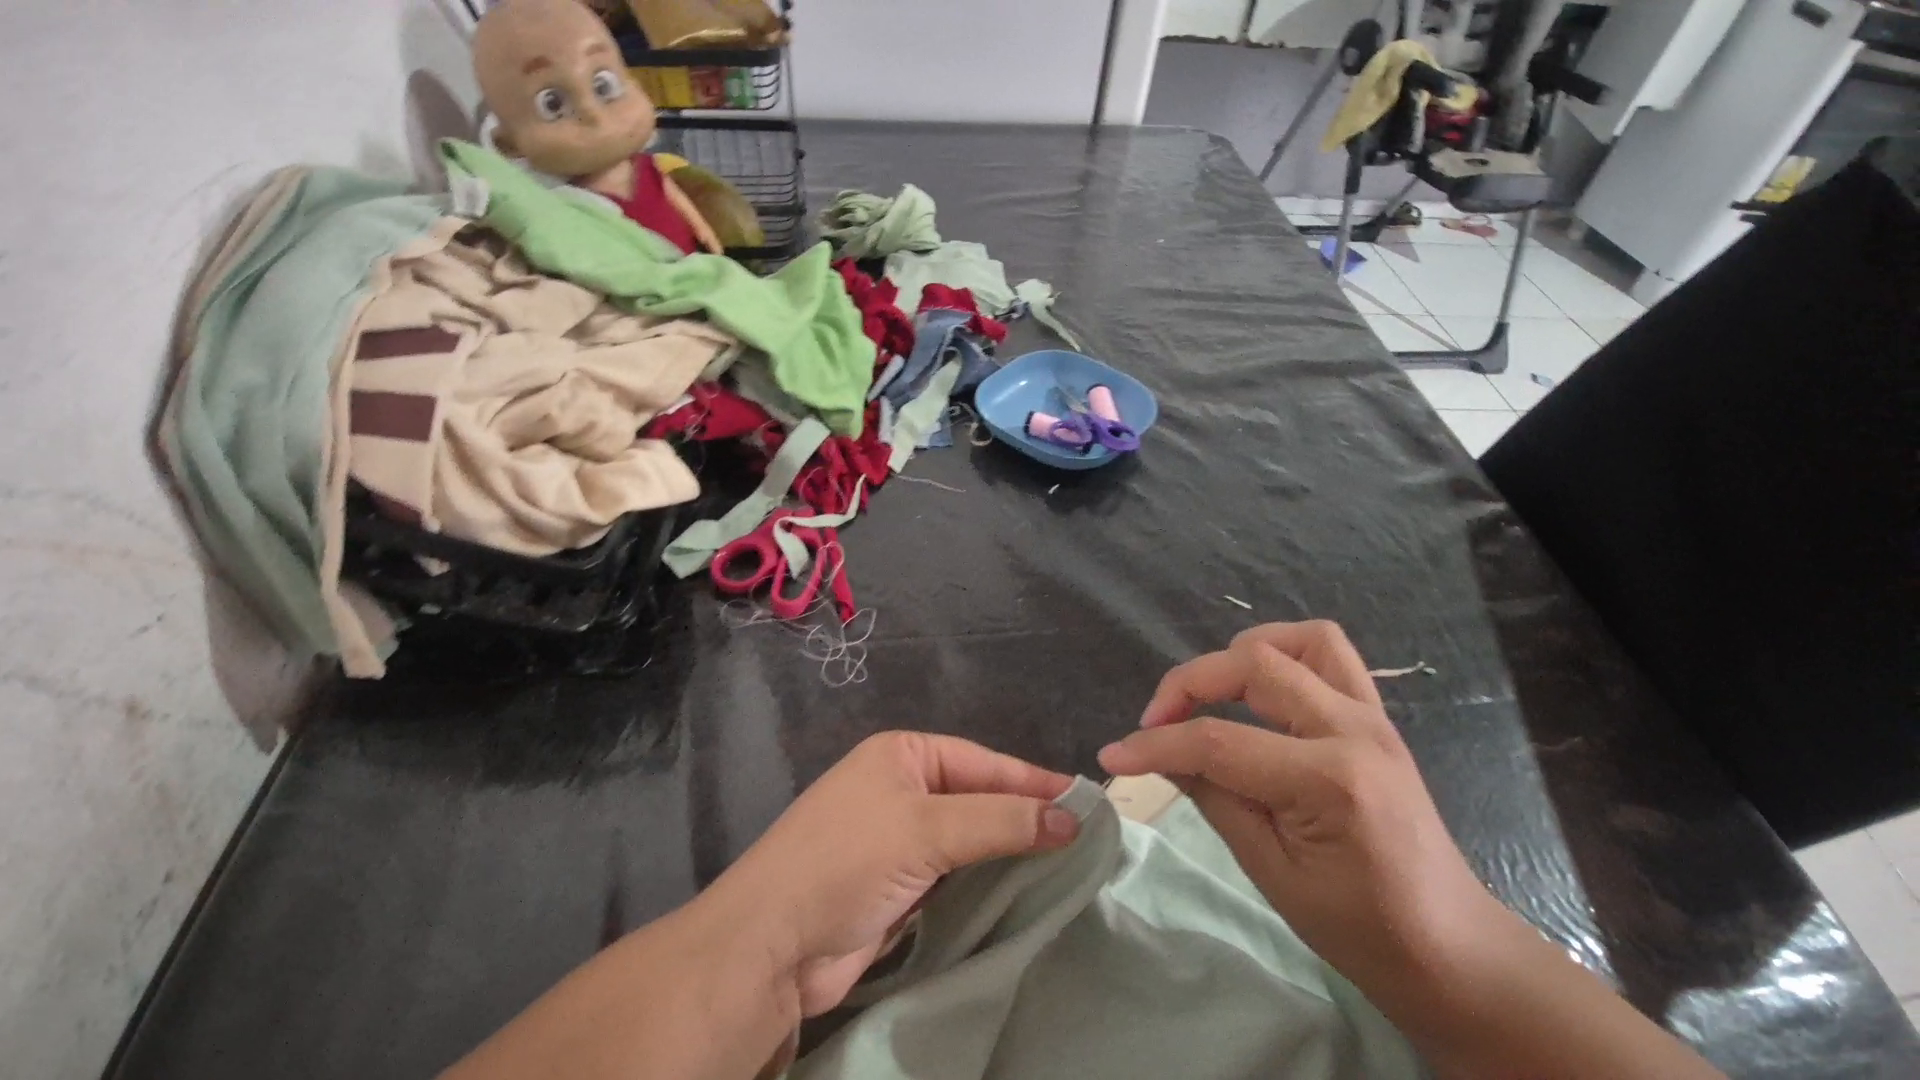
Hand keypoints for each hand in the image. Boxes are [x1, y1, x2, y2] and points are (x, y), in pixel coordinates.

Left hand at [711, 732, 1077, 1015]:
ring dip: (1008, 853)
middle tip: (1084, 840)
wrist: (772, 943)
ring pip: (968, 840)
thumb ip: (1000, 822)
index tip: (1085, 805)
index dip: (1033, 782)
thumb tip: (1071, 819)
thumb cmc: (847, 861)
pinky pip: (954, 876)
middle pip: (978, 799)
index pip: (982, 762)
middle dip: (1024, 819)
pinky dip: (985, 883)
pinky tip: (1022, 892)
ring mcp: (897, 840)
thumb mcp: (926, 830)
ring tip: (1066, 866)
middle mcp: (900, 789)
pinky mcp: (897, 886)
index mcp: (901, 755)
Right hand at [1099, 621, 1504, 1000]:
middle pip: (1254, 665)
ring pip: (1299, 640)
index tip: (1113, 756)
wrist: (1447, 946)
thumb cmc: (1358, 928)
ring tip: (1210, 694)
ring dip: (1242, 654)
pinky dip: (1284, 656)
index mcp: (1328, 779)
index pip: (1219, 741)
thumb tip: (1158, 756)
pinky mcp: (1377, 719)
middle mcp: (1353, 729)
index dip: (1156, 745)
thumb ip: (1213, 799)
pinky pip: (1330, 657)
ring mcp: (1372, 717)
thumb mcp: (1270, 871)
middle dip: (1189, 684)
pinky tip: (1258, 692)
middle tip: (1156, 724)